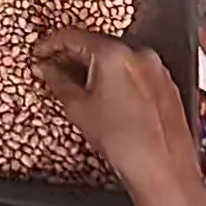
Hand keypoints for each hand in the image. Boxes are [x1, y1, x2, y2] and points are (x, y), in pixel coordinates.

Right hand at [31, 28, 205, 205]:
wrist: (163, 169)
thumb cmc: (121, 139)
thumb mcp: (77, 107)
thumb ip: (56, 80)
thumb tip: (44, 68)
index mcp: (113, 53)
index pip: (72, 37)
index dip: (49, 44)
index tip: (38, 52)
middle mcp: (138, 54)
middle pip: (95, 45)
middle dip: (71, 56)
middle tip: (51, 68)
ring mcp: (156, 69)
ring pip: (116, 59)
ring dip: (93, 67)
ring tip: (76, 85)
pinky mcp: (166, 85)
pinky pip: (133, 72)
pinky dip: (115, 77)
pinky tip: (104, 96)